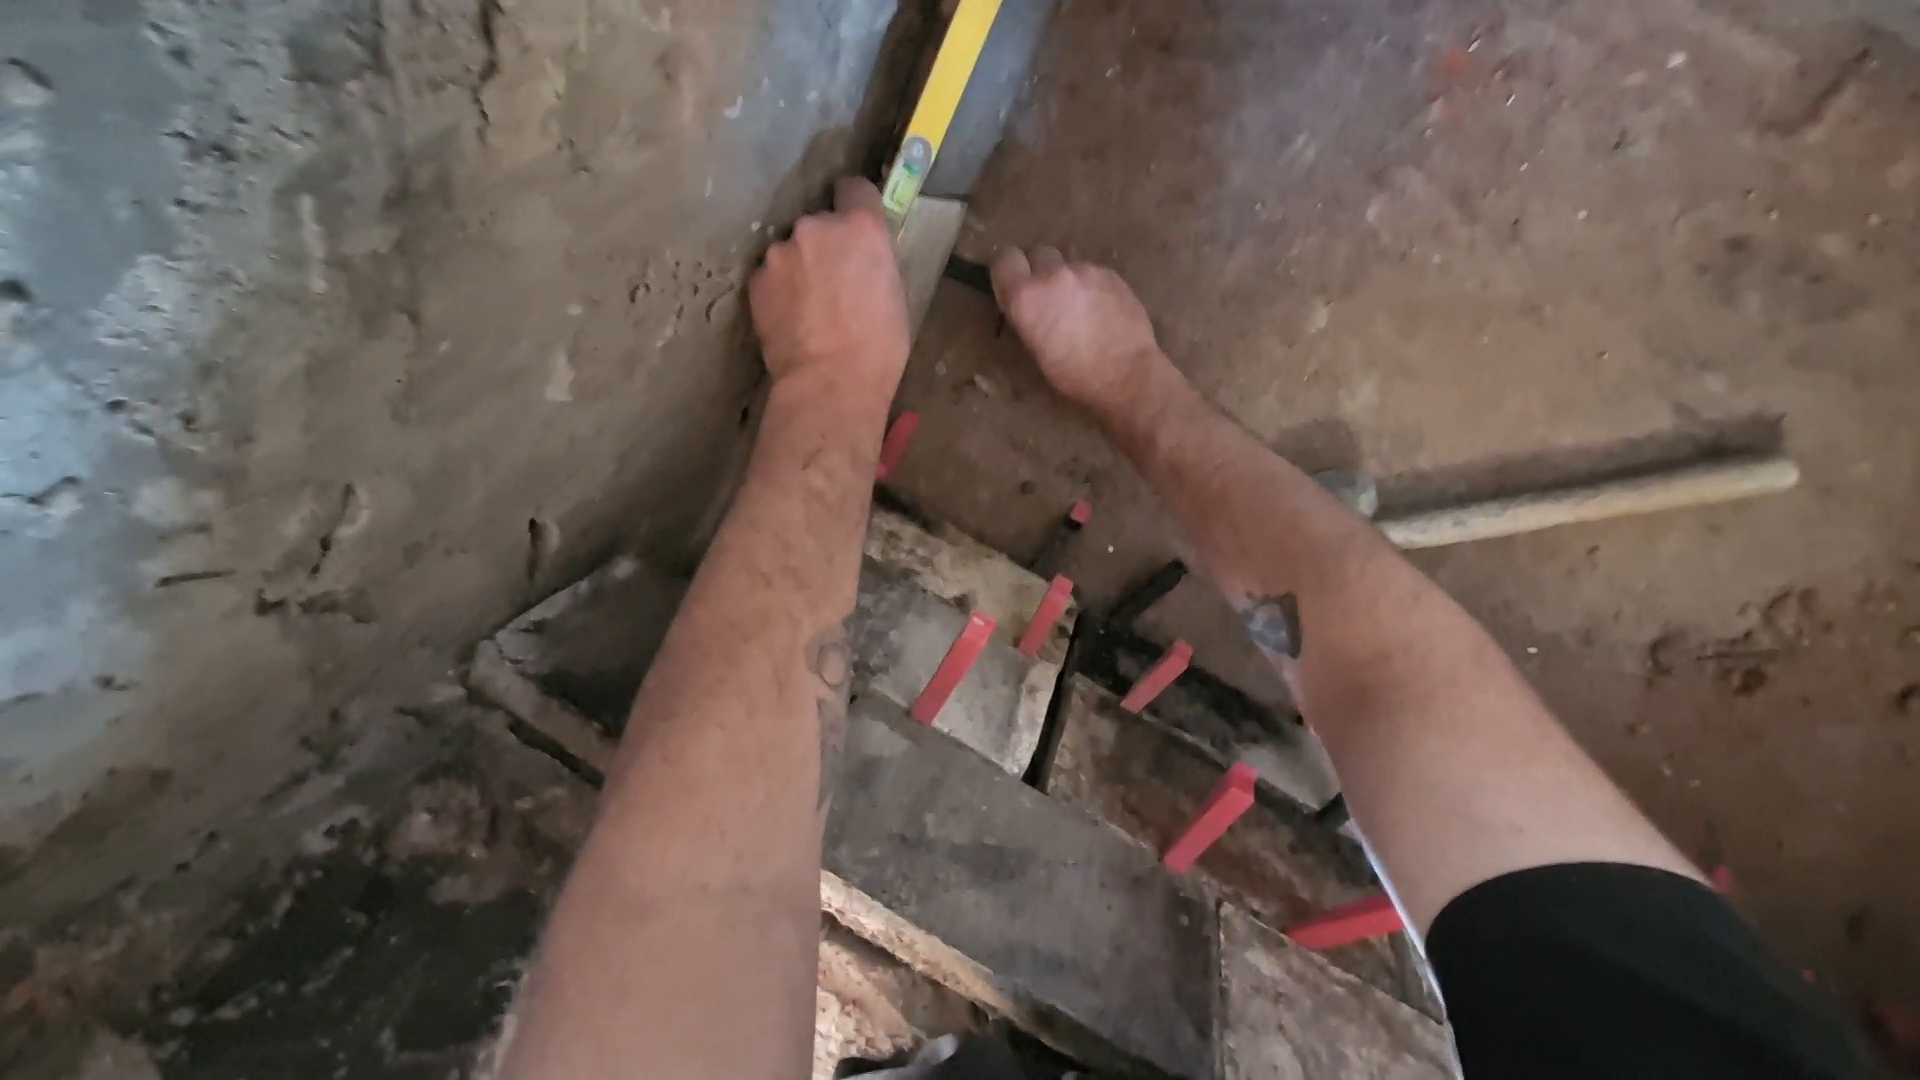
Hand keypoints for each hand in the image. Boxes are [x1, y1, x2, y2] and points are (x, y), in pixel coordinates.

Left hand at [749, 178, 909, 405]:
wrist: (830, 383)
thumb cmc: (878, 348)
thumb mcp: (894, 295)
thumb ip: (873, 263)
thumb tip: (860, 262)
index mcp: (860, 228)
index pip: (854, 189)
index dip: (855, 206)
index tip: (855, 225)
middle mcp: (815, 228)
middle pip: (819, 224)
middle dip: (824, 246)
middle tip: (833, 283)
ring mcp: (780, 253)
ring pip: (791, 252)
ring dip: (798, 269)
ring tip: (809, 308)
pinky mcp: (756, 281)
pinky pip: (771, 277)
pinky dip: (779, 292)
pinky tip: (791, 320)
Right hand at [990, 247, 1165, 414]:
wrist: (1125, 374)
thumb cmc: (1074, 374)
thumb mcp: (1035, 349)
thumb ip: (1026, 316)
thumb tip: (1025, 303)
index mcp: (1026, 296)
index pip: (1004, 259)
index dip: (1009, 271)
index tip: (1015, 286)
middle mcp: (1053, 274)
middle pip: (1038, 253)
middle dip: (1040, 271)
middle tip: (1050, 298)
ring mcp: (1085, 270)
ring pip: (1068, 265)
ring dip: (1069, 281)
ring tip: (1082, 309)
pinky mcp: (1111, 274)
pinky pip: (1093, 273)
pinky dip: (1092, 287)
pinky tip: (1102, 311)